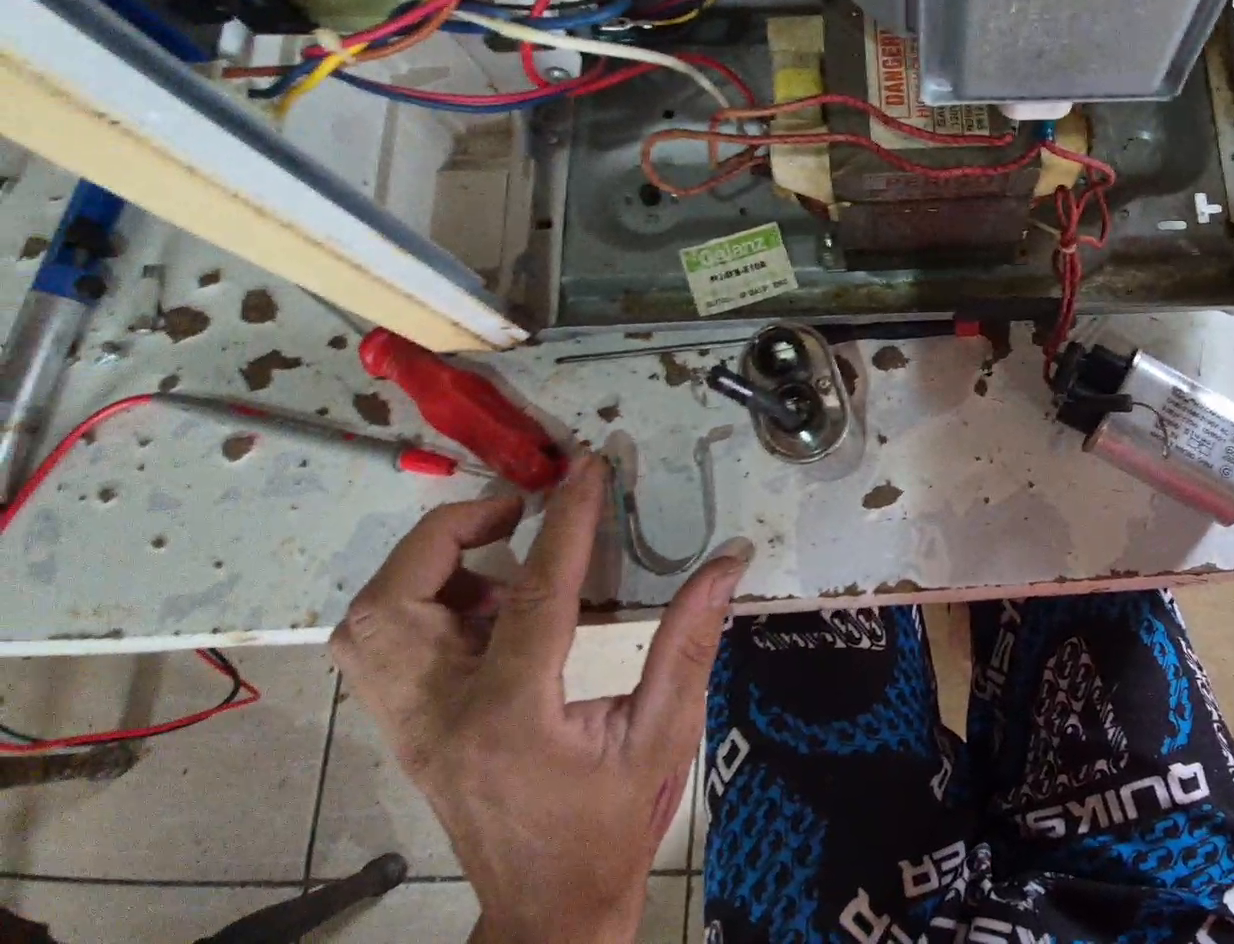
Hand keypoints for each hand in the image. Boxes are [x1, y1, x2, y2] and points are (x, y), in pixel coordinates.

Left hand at [329, 456, 747, 943]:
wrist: (549, 907)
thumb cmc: (615, 823)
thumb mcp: (668, 731)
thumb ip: (691, 640)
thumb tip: (728, 562)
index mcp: (513, 716)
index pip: (536, 592)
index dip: (568, 520)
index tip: (588, 469)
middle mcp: (438, 717)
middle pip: (400, 600)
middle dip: (453, 532)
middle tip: (518, 511)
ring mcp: (407, 729)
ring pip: (369, 624)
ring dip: (428, 569)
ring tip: (500, 562)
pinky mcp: (402, 734)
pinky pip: (379, 649)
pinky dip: (421, 605)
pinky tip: (486, 613)